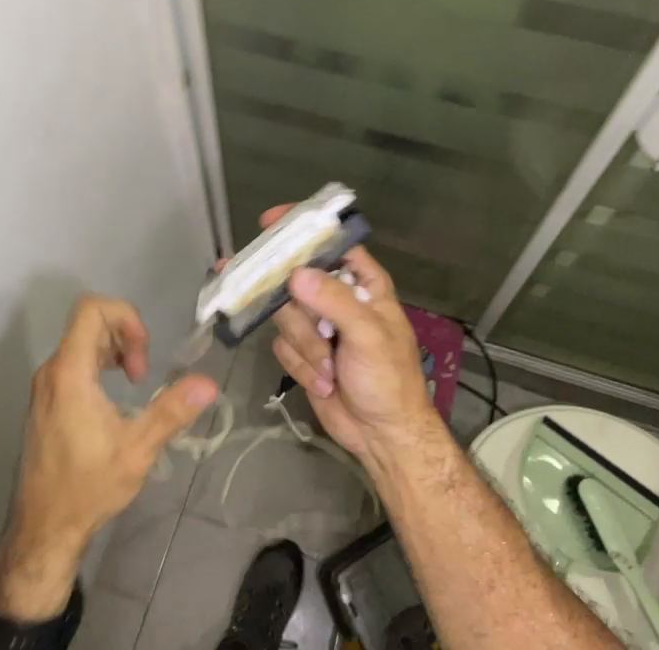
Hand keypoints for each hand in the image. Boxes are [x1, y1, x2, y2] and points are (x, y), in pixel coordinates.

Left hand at [0, 296, 218, 620]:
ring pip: (81, 343)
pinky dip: (99, 365)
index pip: (91, 310)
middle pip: (89, 323)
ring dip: (114, 350)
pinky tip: (115, 397)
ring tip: (134, 382)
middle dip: (125, 336)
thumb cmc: (88, 486)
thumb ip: (172, 411)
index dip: (125, 317)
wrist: (44, 528)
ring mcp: (45, 387)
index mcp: (70, 373)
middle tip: (142, 374)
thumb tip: (208, 383)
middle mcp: (52, 371)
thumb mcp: (137, 449)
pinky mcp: (45, 402)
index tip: (143, 356)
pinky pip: (73, 363)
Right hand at [260, 206, 437, 472]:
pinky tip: (323, 382)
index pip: (331, 243)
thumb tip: (296, 274)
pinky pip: (282, 347)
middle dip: (300, 314)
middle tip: (311, 329)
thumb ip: (334, 301)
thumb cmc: (388, 378)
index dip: (303, 230)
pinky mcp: (303, 352)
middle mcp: (337, 298)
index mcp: (363, 283)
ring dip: (305, 347)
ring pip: (285, 317)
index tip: (270, 223)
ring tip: (329, 369)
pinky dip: (301, 366)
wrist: (382, 435)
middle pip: (296, 281)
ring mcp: (318, 325)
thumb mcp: (368, 335)